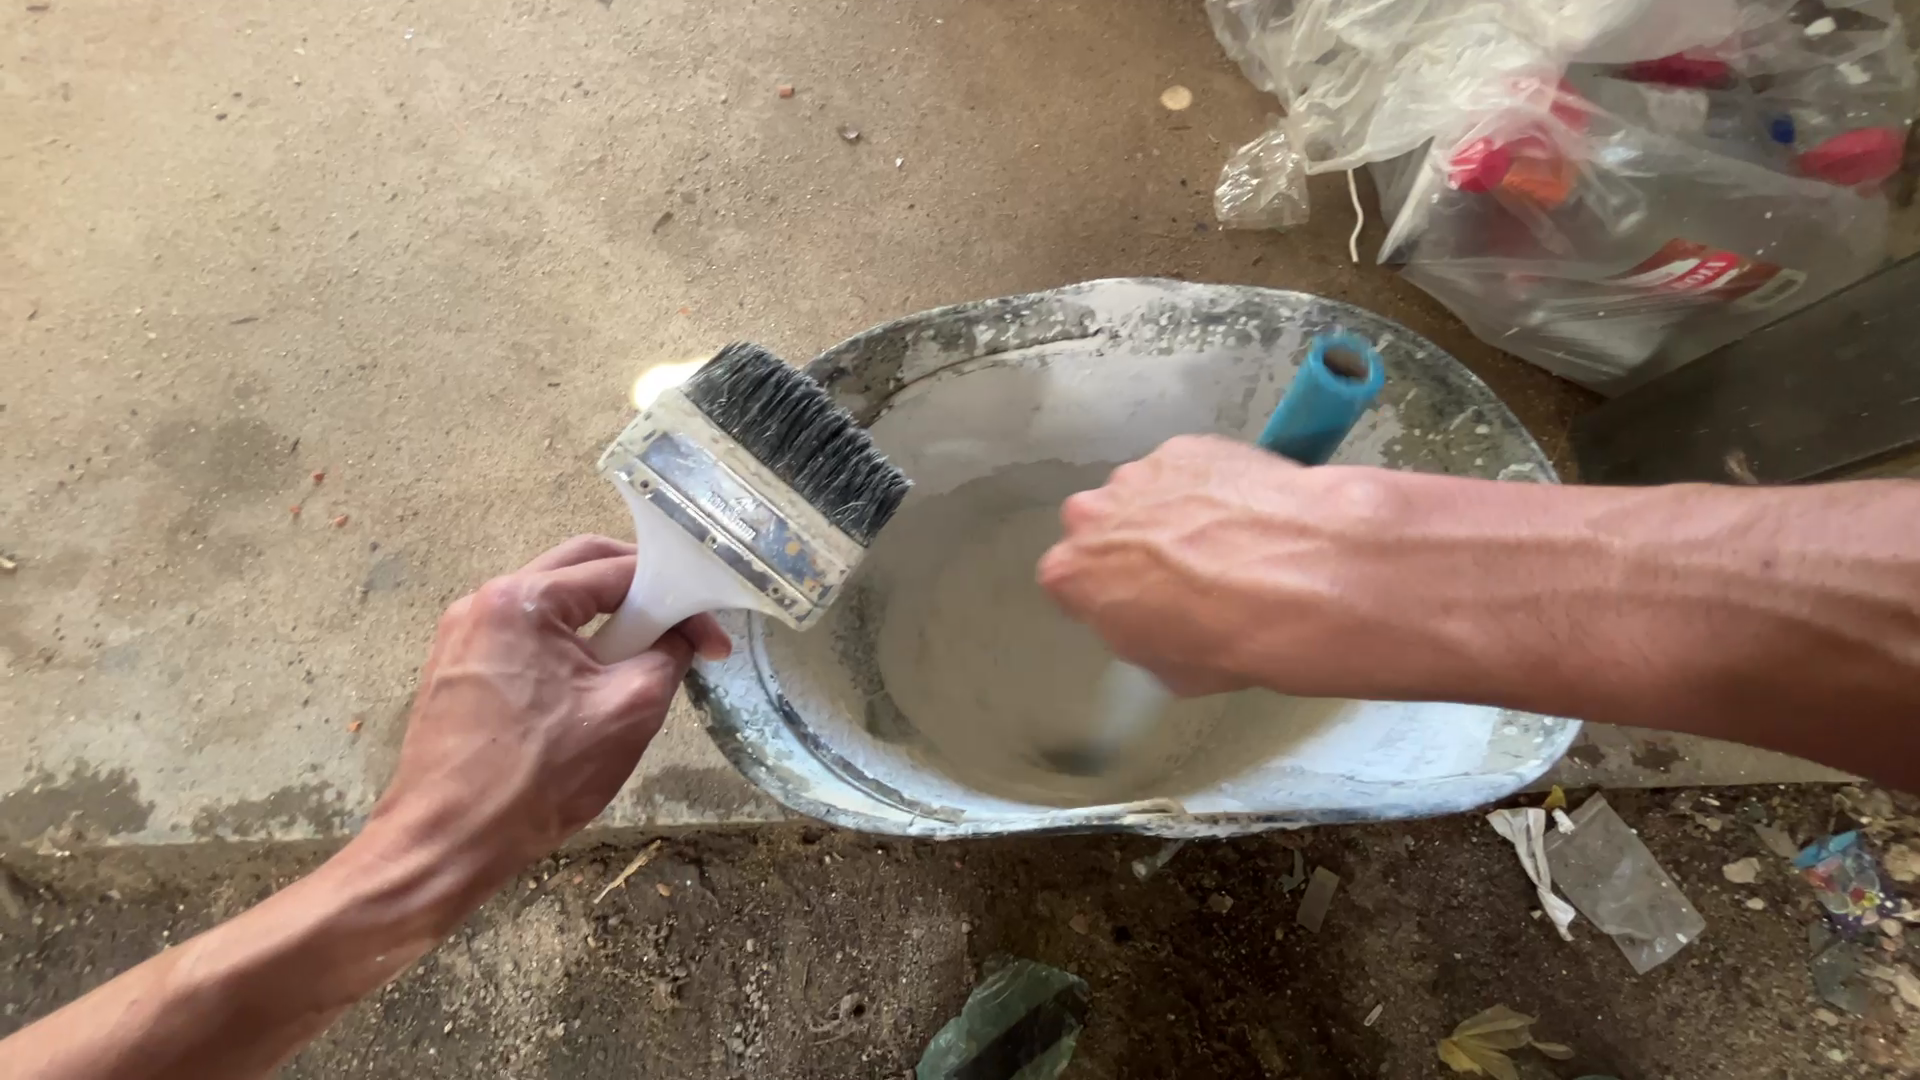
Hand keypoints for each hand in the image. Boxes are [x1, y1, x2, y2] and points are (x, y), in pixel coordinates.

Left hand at [365, 535, 730, 888]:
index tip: (712, 639)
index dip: (680, 599)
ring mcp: (465, 632)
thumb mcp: (633, 706)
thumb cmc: (543, 774)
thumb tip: (681, 637)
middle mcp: (487, 600)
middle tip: (682, 621)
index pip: (622, 571)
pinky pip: (531, 630)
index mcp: (525, 599)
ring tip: (646, 651)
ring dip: (608, 614)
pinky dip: (574, 638)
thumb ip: (669, 653)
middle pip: (583, 567)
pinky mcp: (460, 665)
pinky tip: (598, 673)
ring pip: (557, 599)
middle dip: (643, 588)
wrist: (446, 846)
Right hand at [1037, 435, 1464, 699]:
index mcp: (1069, 574)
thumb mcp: (1165, 668)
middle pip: (1099, 528)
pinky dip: (1205, 485)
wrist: (1303, 576)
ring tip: (1222, 537)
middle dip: (1128, 544)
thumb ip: (1135, 632)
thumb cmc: (1225, 639)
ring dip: (1166, 512)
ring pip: (1141, 494)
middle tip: (1179, 567)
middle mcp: (1089, 514)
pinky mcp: (1185, 445)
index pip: (1071, 581)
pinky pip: (1184, 470)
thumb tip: (1154, 616)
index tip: (1139, 602)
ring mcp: (1137, 472)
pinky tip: (1244, 510)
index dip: (1105, 592)